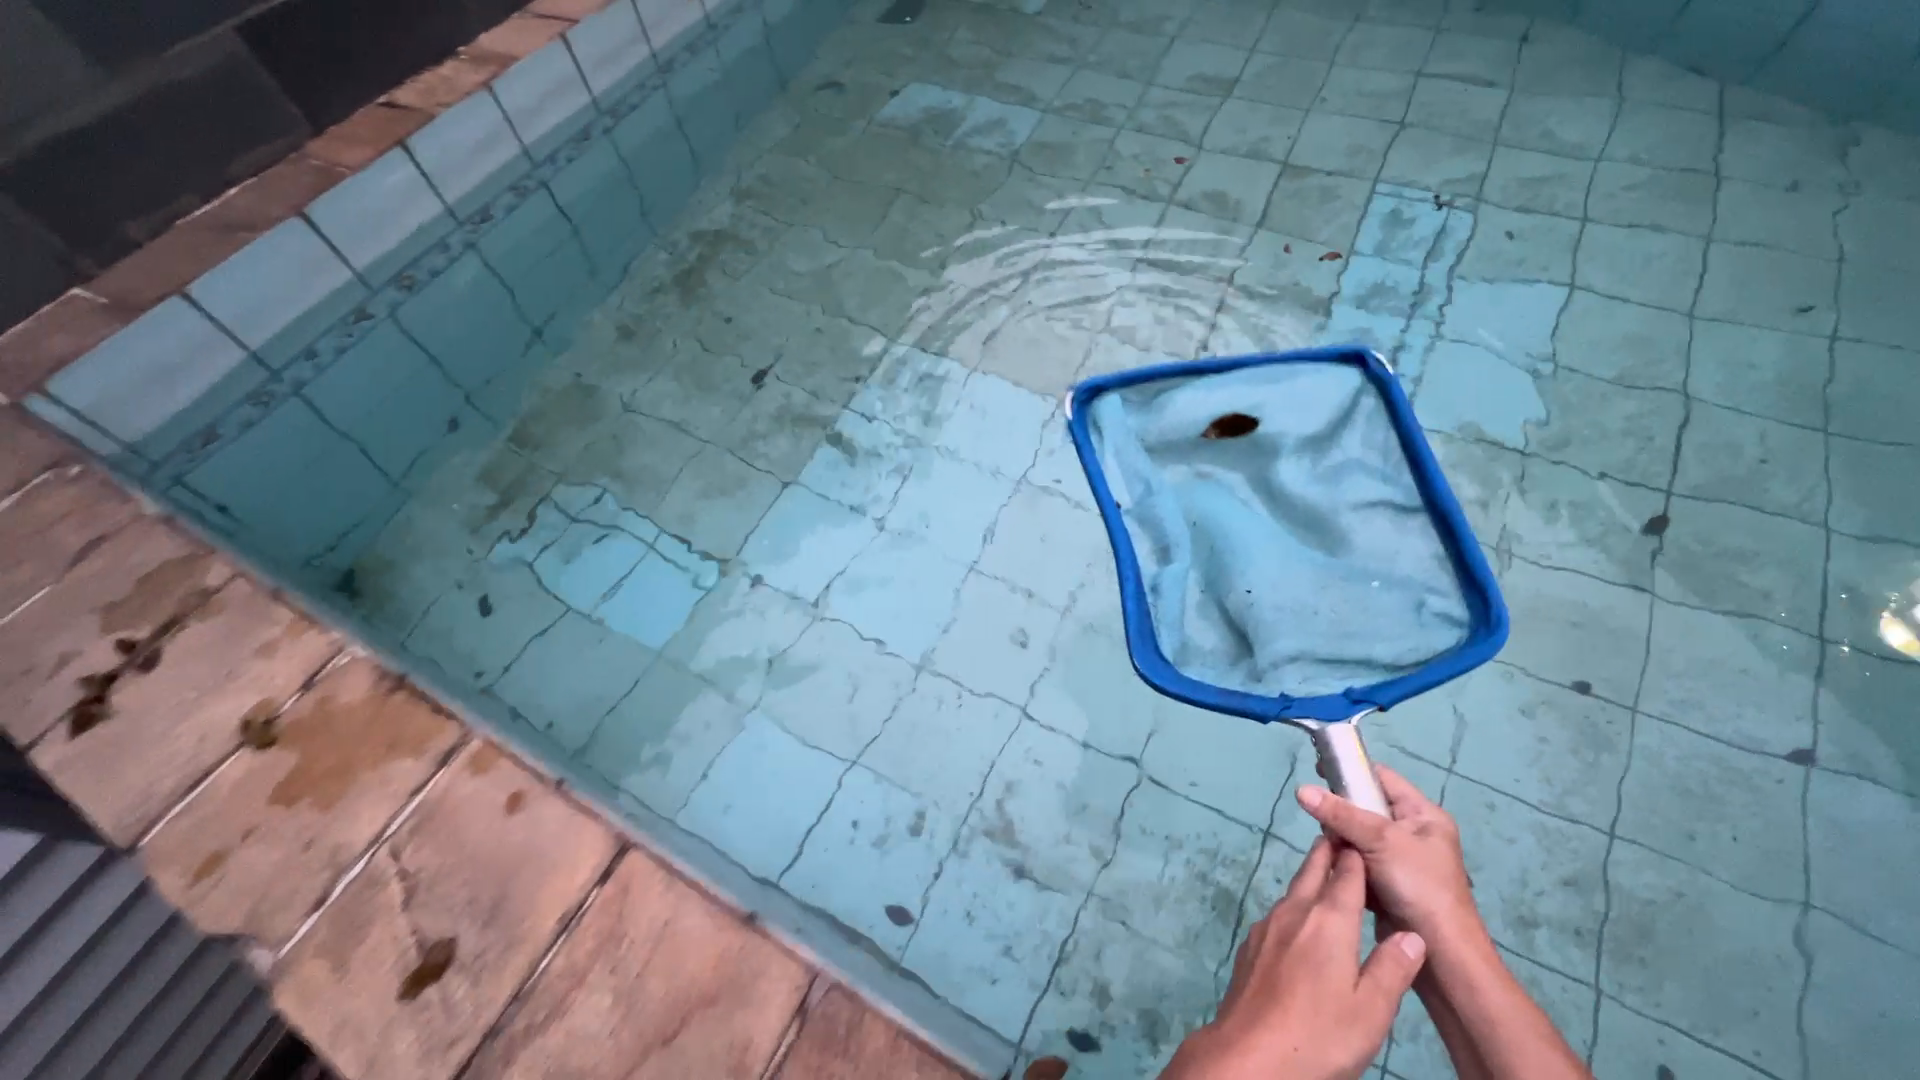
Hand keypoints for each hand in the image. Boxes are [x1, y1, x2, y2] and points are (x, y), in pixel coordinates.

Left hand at [1160, 840, 1425, 1079]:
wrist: (1251, 1053)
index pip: (1347, 875)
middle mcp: (1295, 913)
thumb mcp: (1372, 1009)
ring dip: (1310, 878)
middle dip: (1328, 853)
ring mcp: (1268, 927)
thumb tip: (1412, 934)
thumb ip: (1392, 968)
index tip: (1365, 837)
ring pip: (1293, 891)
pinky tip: (1301, 922)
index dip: (1358, 856)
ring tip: (1325, 874)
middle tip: (1340, 836)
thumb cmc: (1321, 1033)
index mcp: (1329, 921)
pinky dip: (1296, 906)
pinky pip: (1279, 913)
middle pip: (1313, 871)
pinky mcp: (1252, 945)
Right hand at [1296, 766, 1480, 945]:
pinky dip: (1345, 866)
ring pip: (1356, 838)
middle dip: (1341, 815)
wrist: (1441, 952)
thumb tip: (1301, 789)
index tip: (1317, 770)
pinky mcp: (1387, 884)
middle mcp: (1412, 834)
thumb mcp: (1381, 841)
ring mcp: (1399, 860)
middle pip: (1364, 808)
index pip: (1382, 778)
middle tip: (1326, 826)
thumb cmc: (1419, 886)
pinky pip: (1357, 863)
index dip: (1351, 771)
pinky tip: (1337, 874)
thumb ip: (1340, 814)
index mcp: (1423, 815)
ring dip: (1341, 844)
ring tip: (1333, 854)